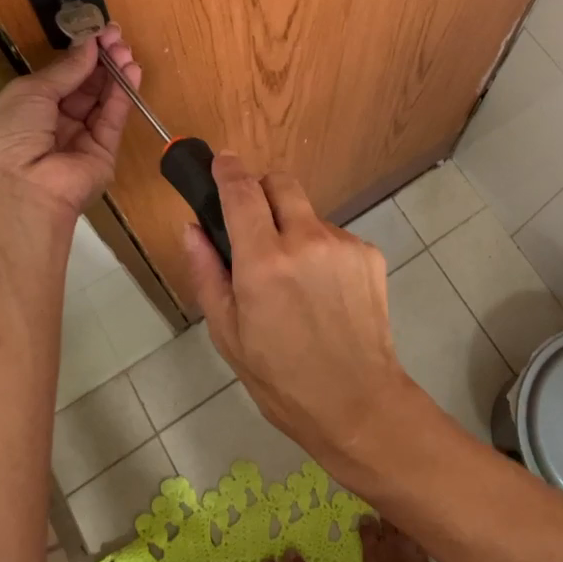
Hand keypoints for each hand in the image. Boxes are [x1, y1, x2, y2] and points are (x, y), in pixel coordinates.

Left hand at [0, 26, 139, 231]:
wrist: (20, 191)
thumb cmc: (9, 136)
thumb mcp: (29, 92)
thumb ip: (65, 70)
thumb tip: (88, 45)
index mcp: (26, 109)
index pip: (59, 77)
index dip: (78, 55)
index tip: (97, 32)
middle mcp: (53, 123)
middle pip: (83, 86)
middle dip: (100, 60)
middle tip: (116, 36)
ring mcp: (80, 138)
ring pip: (101, 100)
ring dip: (114, 73)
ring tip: (126, 49)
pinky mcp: (104, 151)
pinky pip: (114, 118)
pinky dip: (123, 94)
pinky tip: (131, 71)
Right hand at [185, 154, 421, 472]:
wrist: (356, 401)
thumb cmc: (280, 377)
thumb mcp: (228, 333)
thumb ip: (207, 272)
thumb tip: (193, 227)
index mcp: (264, 262)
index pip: (242, 192)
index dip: (228, 170)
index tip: (221, 161)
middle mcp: (306, 240)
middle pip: (281, 183)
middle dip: (262, 190)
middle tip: (254, 222)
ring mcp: (343, 244)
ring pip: (309, 213)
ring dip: (295, 229)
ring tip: (295, 282)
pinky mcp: (369, 253)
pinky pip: (335, 237)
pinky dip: (322, 252)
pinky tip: (324, 293)